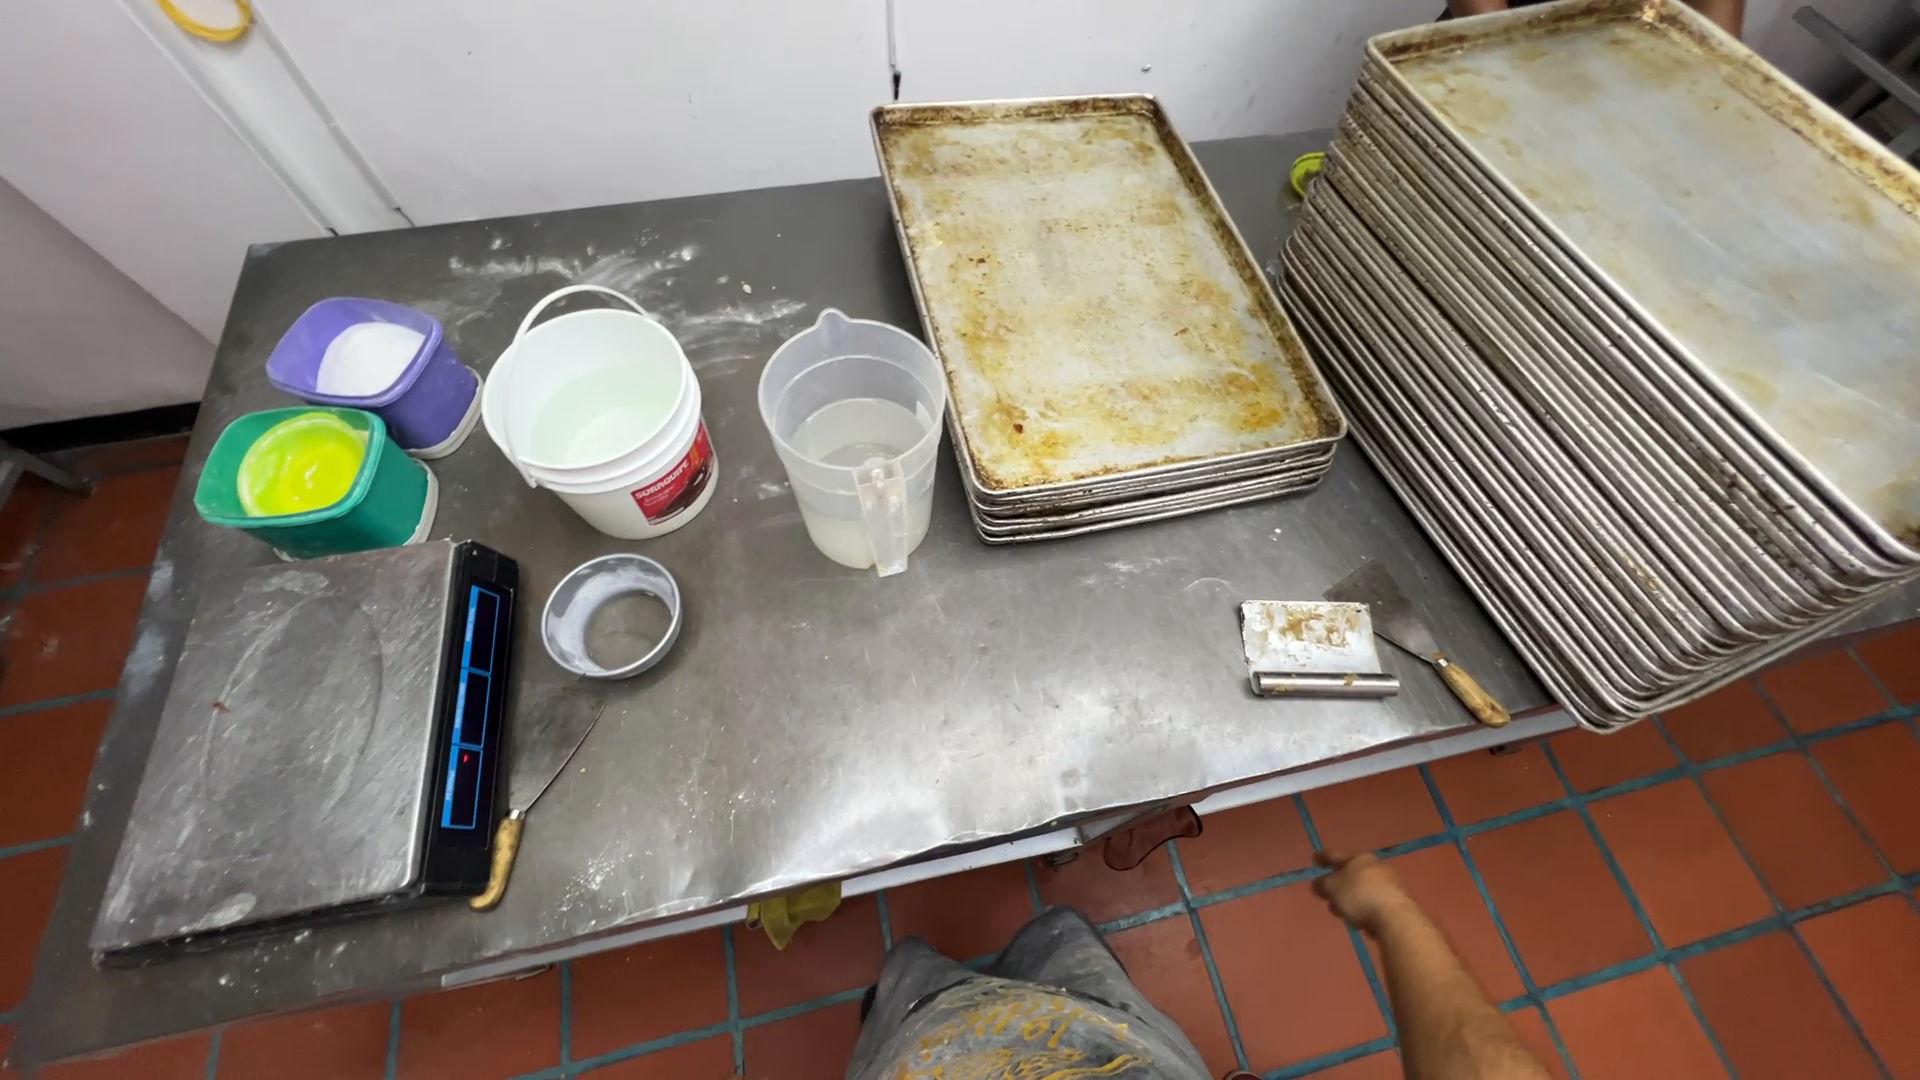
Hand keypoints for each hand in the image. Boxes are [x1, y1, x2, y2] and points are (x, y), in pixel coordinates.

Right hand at [1312, 851, 1415, 934]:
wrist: (1397, 920)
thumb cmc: (1360, 896)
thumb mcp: (1332, 888)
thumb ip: (1322, 884)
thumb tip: (1319, 884)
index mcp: (1359, 858)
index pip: (1336, 856)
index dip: (1323, 857)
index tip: (1314, 859)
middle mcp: (1376, 868)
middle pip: (1351, 876)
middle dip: (1338, 887)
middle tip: (1328, 896)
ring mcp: (1391, 886)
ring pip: (1363, 892)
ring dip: (1352, 902)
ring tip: (1344, 915)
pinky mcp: (1400, 906)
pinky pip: (1376, 906)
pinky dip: (1367, 912)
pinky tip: (1363, 923)